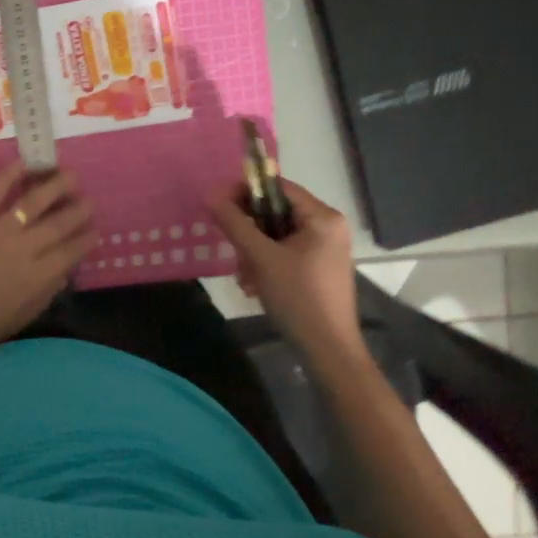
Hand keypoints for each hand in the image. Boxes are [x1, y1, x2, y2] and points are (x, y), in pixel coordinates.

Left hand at [0, 163, 96, 359]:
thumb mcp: (21, 317)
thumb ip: (46, 293)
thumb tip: (65, 271)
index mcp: (38, 278)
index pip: (72, 251)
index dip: (87, 238)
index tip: (96, 229)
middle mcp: (25, 249)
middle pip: (60, 224)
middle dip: (79, 211)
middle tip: (90, 201)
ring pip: (35, 201)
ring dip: (56, 186)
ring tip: (72, 176)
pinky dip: (12, 174)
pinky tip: (27, 163)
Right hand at [204, 179, 367, 364]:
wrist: (328, 350)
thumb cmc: (298, 297)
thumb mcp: (261, 257)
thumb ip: (235, 223)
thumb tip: (209, 194)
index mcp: (323, 218)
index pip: (278, 187)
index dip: (246, 192)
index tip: (219, 206)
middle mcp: (328, 227)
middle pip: (276, 212)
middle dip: (249, 231)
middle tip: (233, 249)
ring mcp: (325, 249)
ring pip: (276, 235)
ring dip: (253, 252)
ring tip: (245, 276)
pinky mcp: (318, 268)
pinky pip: (284, 252)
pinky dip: (266, 263)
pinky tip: (254, 285)